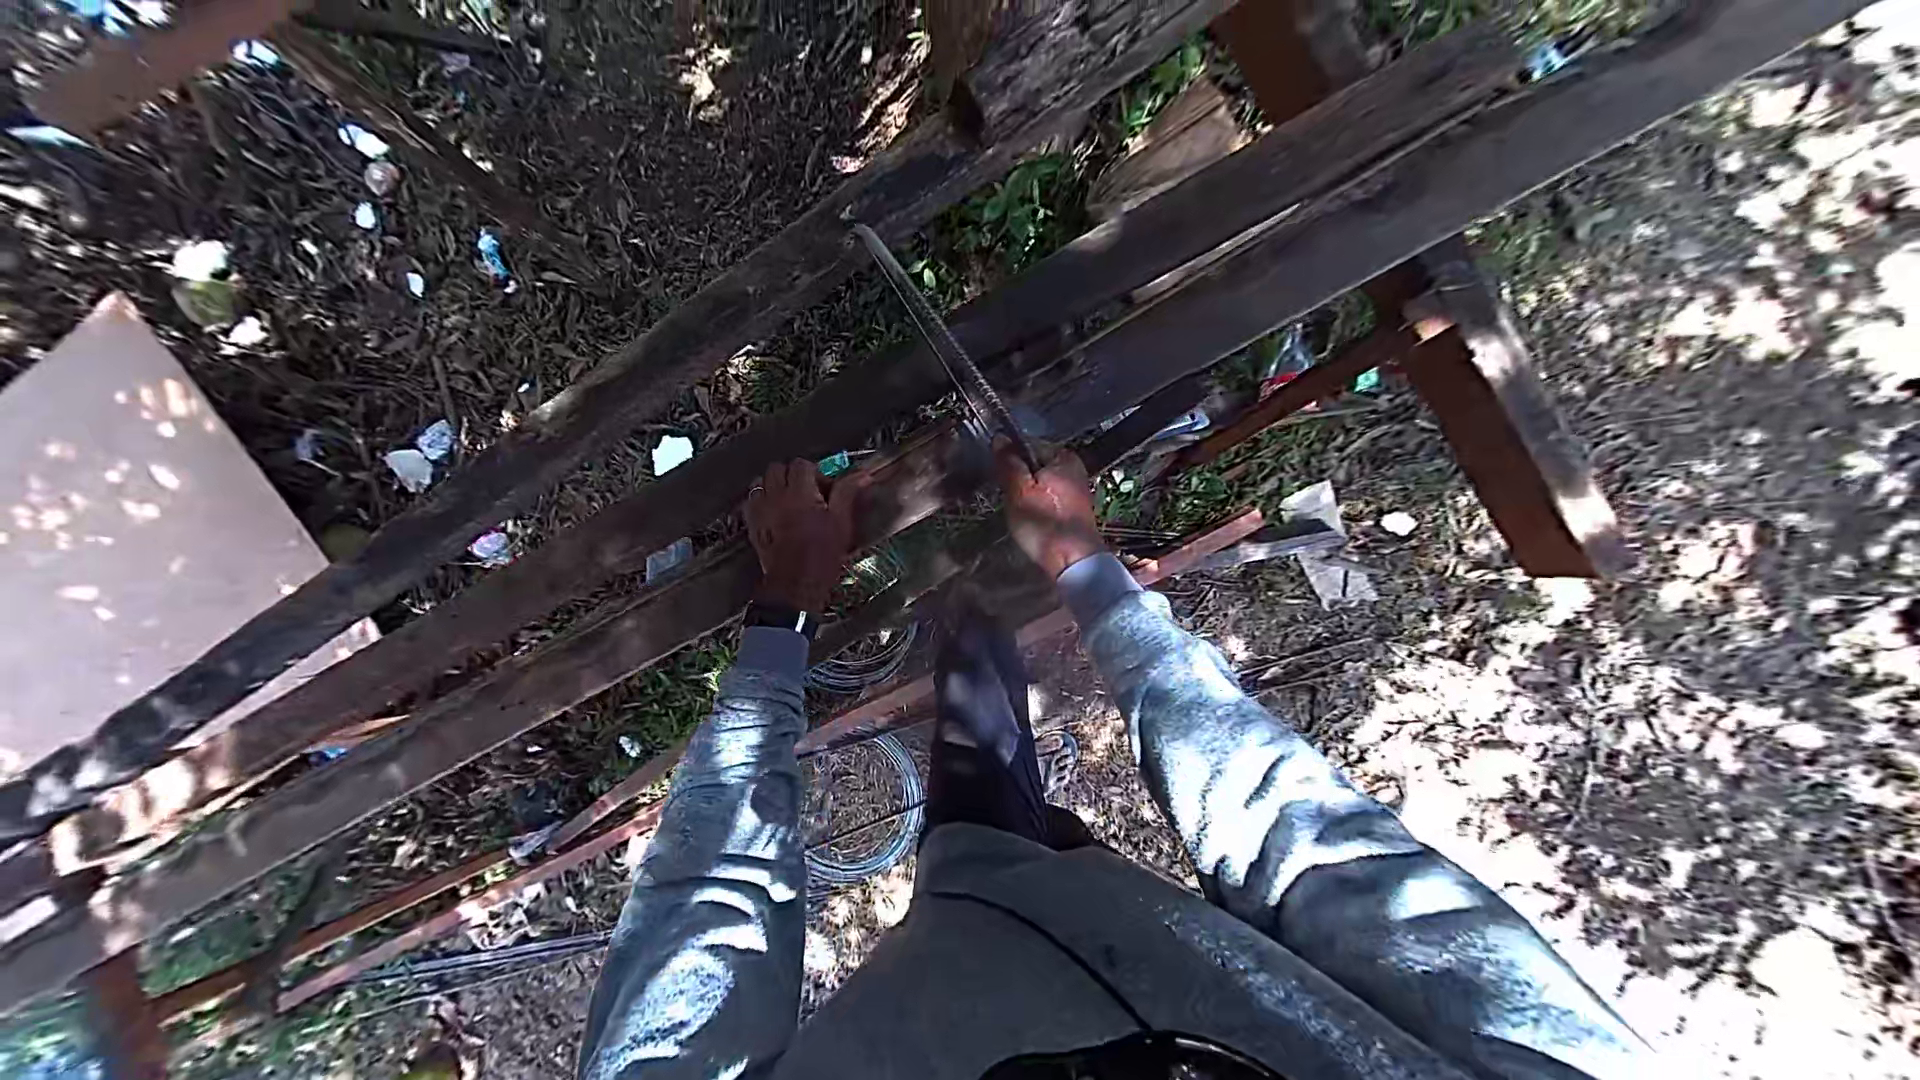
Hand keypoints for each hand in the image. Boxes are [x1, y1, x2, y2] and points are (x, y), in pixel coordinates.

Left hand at [744, 459, 862, 611]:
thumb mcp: (841, 522)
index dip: (816, 473)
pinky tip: (775, 512)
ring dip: (775, 485)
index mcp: (799, 492)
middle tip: (808, 491)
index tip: (826, 489)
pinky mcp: (752, 524)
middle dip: (793, 475)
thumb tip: (861, 475)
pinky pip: (752, 501)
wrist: (796, 584)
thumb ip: (847, 493)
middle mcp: (775, 496)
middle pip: (778, 469)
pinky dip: (762, 500)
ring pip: (762, 482)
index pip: (802, 465)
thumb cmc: (821, 555)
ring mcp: (760, 510)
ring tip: (790, 500)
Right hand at [993, 437, 1105, 579]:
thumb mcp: (1019, 491)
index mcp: (1064, 457)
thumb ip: (1008, 463)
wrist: (1073, 562)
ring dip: (1026, 492)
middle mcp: (1075, 468)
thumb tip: (999, 437)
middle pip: (1034, 464)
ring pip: (1040, 482)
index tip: (1001, 477)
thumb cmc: (1044, 525)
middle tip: (1009, 497)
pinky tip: (1033, 519)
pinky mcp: (1074, 508)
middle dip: (1019, 478)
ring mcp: (1077, 489)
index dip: (1009, 459)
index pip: (1027, 444)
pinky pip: (1048, 497)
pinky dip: (1038, 504)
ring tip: (1020, 510)